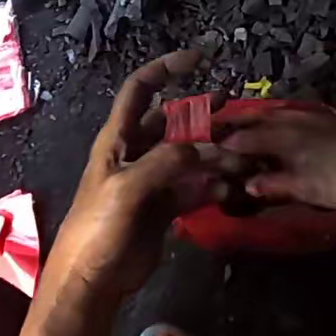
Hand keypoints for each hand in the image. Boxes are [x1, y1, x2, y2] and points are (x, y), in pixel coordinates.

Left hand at [42, 50, 208, 307]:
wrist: (93, 277)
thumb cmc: (99, 225)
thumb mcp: (128, 187)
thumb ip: (166, 161)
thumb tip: (206, 148)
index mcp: (117, 138)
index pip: (140, 90)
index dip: (165, 68)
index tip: (197, 58)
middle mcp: (134, 152)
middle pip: (170, 121)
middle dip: (199, 113)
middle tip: (232, 108)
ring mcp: (150, 179)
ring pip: (187, 155)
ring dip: (213, 153)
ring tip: (242, 154)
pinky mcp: (163, 206)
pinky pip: (193, 186)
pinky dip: (212, 185)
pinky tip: (232, 187)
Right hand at [219, 106, 335, 221]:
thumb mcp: (305, 189)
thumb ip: (273, 184)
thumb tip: (246, 185)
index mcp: (283, 137)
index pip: (246, 138)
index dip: (226, 142)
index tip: (209, 146)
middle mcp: (293, 120)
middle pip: (257, 118)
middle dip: (235, 121)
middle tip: (216, 126)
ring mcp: (311, 116)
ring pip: (274, 111)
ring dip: (255, 115)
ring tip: (242, 121)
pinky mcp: (327, 118)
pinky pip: (291, 111)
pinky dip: (276, 114)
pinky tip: (278, 120)